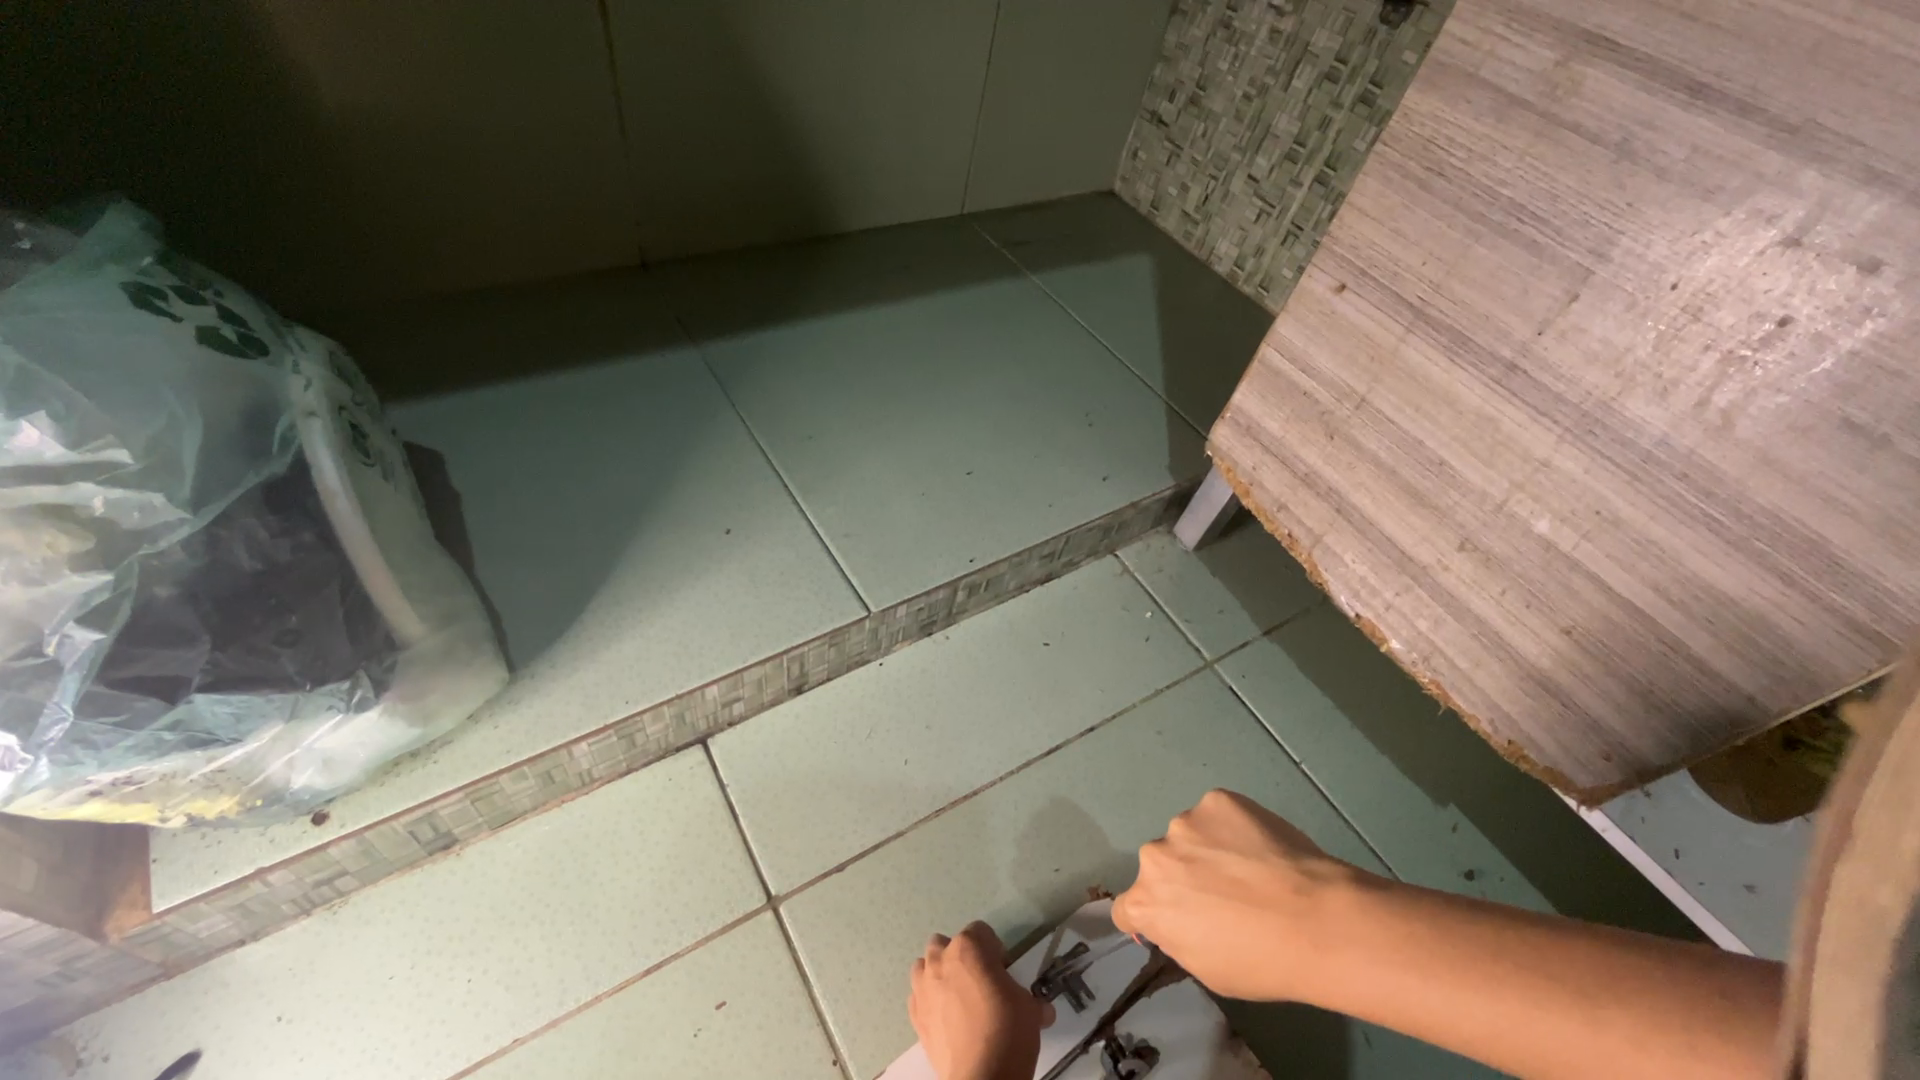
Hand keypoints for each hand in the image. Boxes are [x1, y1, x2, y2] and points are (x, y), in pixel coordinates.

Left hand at [909, 922, 1051, 1079]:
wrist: (983, 1076)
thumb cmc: (1008, 1030)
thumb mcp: (1030, 1008)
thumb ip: (1030, 999)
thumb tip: (1040, 1010)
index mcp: (969, 947)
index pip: (981, 931)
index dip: (994, 949)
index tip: (1003, 970)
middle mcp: (940, 960)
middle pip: (946, 944)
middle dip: (962, 957)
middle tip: (981, 982)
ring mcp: (923, 987)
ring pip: (925, 966)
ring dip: (939, 975)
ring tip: (959, 998)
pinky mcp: (915, 1015)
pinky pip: (919, 997)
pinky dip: (930, 1001)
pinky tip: (947, 1019)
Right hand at [1113, 789, 1369, 1001]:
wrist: (1317, 921)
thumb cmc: (1261, 961)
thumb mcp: (1206, 969)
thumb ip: (1178, 938)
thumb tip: (1180, 921)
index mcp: (1146, 902)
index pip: (1128, 908)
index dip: (1153, 915)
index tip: (1180, 920)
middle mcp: (1154, 856)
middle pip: (1162, 866)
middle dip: (1183, 877)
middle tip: (1225, 893)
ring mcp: (1186, 822)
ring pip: (1190, 836)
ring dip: (1207, 848)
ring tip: (1251, 867)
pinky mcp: (1218, 800)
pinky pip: (1217, 814)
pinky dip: (1233, 826)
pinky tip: (1262, 846)